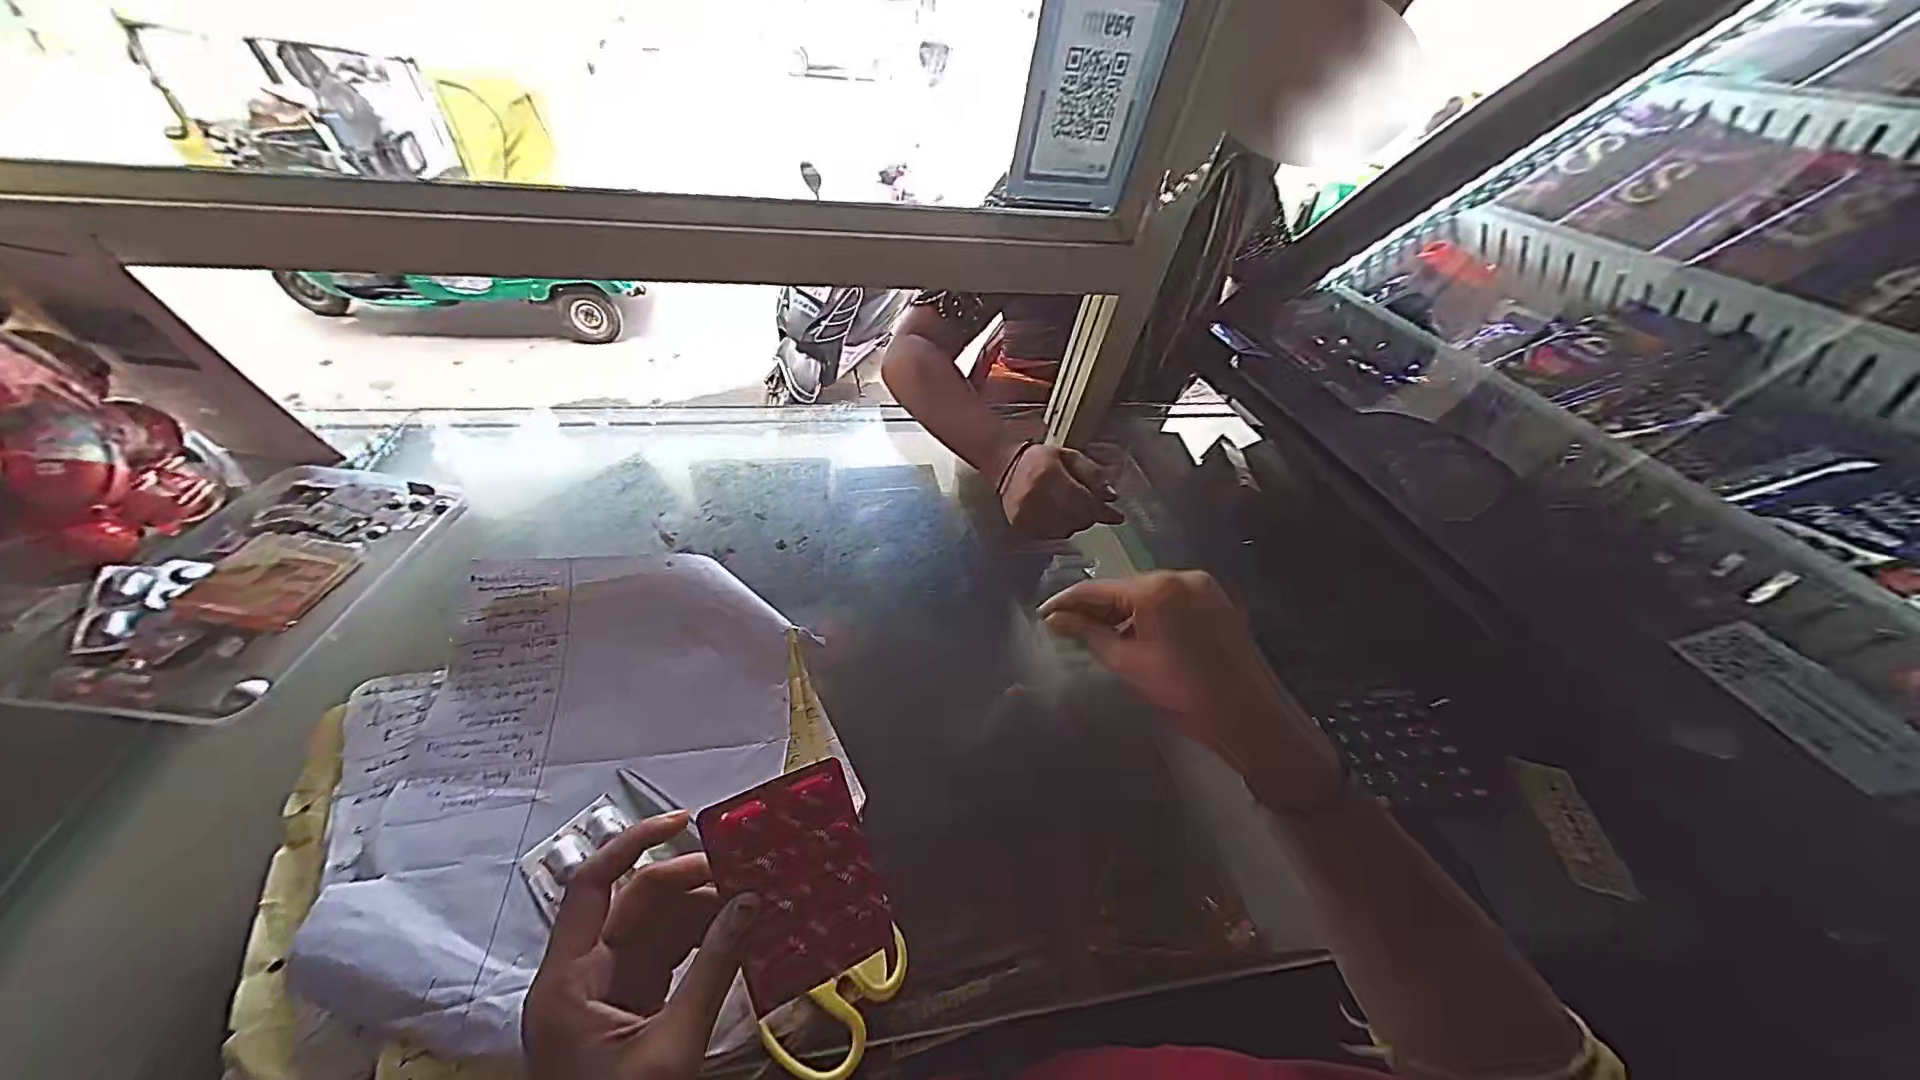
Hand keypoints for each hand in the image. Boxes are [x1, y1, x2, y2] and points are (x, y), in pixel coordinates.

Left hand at [523, 811, 759, 1079]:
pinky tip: (736, 933)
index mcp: (567, 983)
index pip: (591, 885)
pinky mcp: (631, 1005)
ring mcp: (607, 992)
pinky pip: (669, 953)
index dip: (633, 843)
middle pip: (635, 902)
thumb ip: (713, 972)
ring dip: (704, 909)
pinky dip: (703, 939)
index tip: (682, 820)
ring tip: (748, 901)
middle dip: (691, 881)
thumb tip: (749, 905)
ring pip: (657, 925)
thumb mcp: (670, 1050)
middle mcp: (581, 978)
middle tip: (741, 871)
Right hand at [999, 443, 1123, 538]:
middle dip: (1091, 515)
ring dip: (1077, 522)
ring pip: (1066, 529)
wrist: (1004, 466)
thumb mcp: (1068, 456)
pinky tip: (1060, 517)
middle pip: (1077, 518)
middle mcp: (1037, 497)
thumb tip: (1111, 495)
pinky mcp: (1021, 525)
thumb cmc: (1037, 459)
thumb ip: (1091, 473)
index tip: (1117, 517)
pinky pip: (1050, 535)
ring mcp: (1027, 514)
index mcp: (1050, 476)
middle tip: (1095, 509)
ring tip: (1075, 509)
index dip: (1104, 512)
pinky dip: (1061, 528)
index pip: (1084, 500)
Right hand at [1040, 571, 1342, 806]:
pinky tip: (1134, 636)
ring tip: (1098, 637)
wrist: (1250, 717)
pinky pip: (1171, 602)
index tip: (1044, 614)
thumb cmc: (1184, 693)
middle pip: (1124, 588)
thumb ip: (1087, 634)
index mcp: (1156, 588)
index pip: (1098, 589)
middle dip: (1095, 609)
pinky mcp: (1217, 602)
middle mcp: (1181, 576)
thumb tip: (1056, 619)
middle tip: (1067, 630)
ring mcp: (1203, 587)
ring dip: (1122, 613)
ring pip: (1148, 595)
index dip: (1067, 602)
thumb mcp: (1127, 664)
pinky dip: (1149, 616)